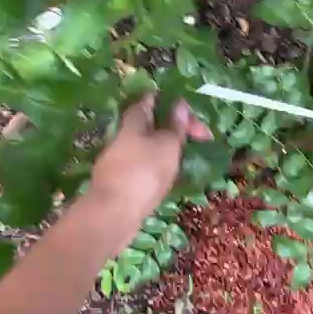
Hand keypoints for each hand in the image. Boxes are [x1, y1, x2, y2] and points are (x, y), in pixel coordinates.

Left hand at [83, 96, 212, 227]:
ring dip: (167, 148)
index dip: (173, 102)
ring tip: (187, 159)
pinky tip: (169, 177)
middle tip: (199, 140)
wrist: (113, 214)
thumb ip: (175, 125)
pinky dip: (157, 166)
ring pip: (147, 145)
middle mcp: (123, 135)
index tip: (193, 114)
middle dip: (174, 128)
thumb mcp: (168, 145)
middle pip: (150, 123)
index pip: (152, 99)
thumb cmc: (144, 172)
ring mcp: (118, 159)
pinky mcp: (119, 180)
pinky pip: (142, 165)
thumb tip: (179, 104)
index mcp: (134, 120)